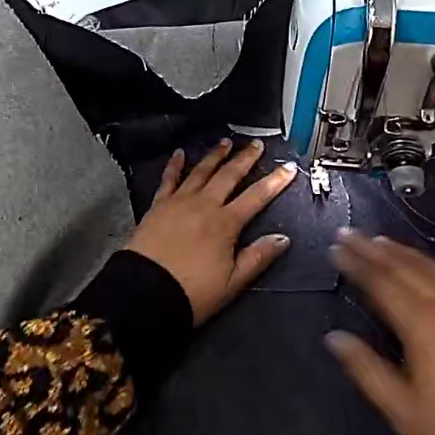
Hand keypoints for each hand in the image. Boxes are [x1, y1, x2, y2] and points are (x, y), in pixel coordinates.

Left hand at [125, 139, 295, 323]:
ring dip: (215, 155)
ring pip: (202, 171)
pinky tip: (180, 153)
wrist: (145, 292)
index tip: (288, 167)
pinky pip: (169, 179)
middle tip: (256, 144)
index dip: (275, 181)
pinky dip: (175, 165)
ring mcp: (180, 202)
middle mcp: (204, 205)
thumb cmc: (192, 292)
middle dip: (245, 158)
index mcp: (225, 223)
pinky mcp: (158, 205)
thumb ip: (258, 257)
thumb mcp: (232, 282)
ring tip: (226, 142)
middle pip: (229, 175)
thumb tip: (283, 238)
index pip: (257, 197)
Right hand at [326, 230, 434, 434]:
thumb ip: (367, 369)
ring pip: (431, 271)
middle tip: (347, 232)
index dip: (356, 263)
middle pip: (406, 268)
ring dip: (401, 253)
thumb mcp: (404, 413)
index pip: (382, 282)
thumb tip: (334, 337)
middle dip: (374, 248)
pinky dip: (424, 267)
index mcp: (424, 325)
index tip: (332, 246)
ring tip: (377, 240)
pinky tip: (418, 271)